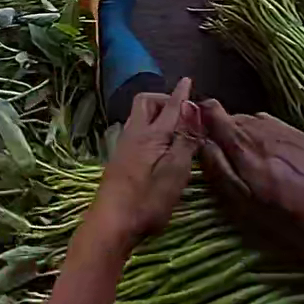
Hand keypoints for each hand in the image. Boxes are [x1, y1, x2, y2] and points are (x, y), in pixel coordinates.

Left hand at [86, 77, 199, 246]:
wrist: (111, 223)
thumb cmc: (147, 199)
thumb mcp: (176, 170)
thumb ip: (185, 138)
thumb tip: (192, 105)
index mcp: (151, 134)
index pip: (171, 107)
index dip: (182, 94)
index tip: (188, 80)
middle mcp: (135, 134)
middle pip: (146, 103)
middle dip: (164, 100)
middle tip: (183, 113)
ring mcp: (125, 147)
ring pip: (140, 117)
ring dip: (156, 114)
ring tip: (174, 128)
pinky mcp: (121, 160)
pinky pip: (137, 131)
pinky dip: (151, 128)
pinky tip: (159, 147)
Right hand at [197, 101, 303, 242]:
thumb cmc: (281, 211)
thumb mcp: (241, 199)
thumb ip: (218, 167)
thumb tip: (201, 142)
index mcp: (240, 142)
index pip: (212, 109)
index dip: (201, 115)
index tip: (199, 130)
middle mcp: (257, 126)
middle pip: (230, 117)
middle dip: (223, 132)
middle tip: (227, 158)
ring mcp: (277, 127)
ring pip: (249, 121)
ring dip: (243, 135)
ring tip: (250, 161)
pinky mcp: (294, 132)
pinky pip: (267, 126)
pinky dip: (261, 136)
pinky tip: (269, 157)